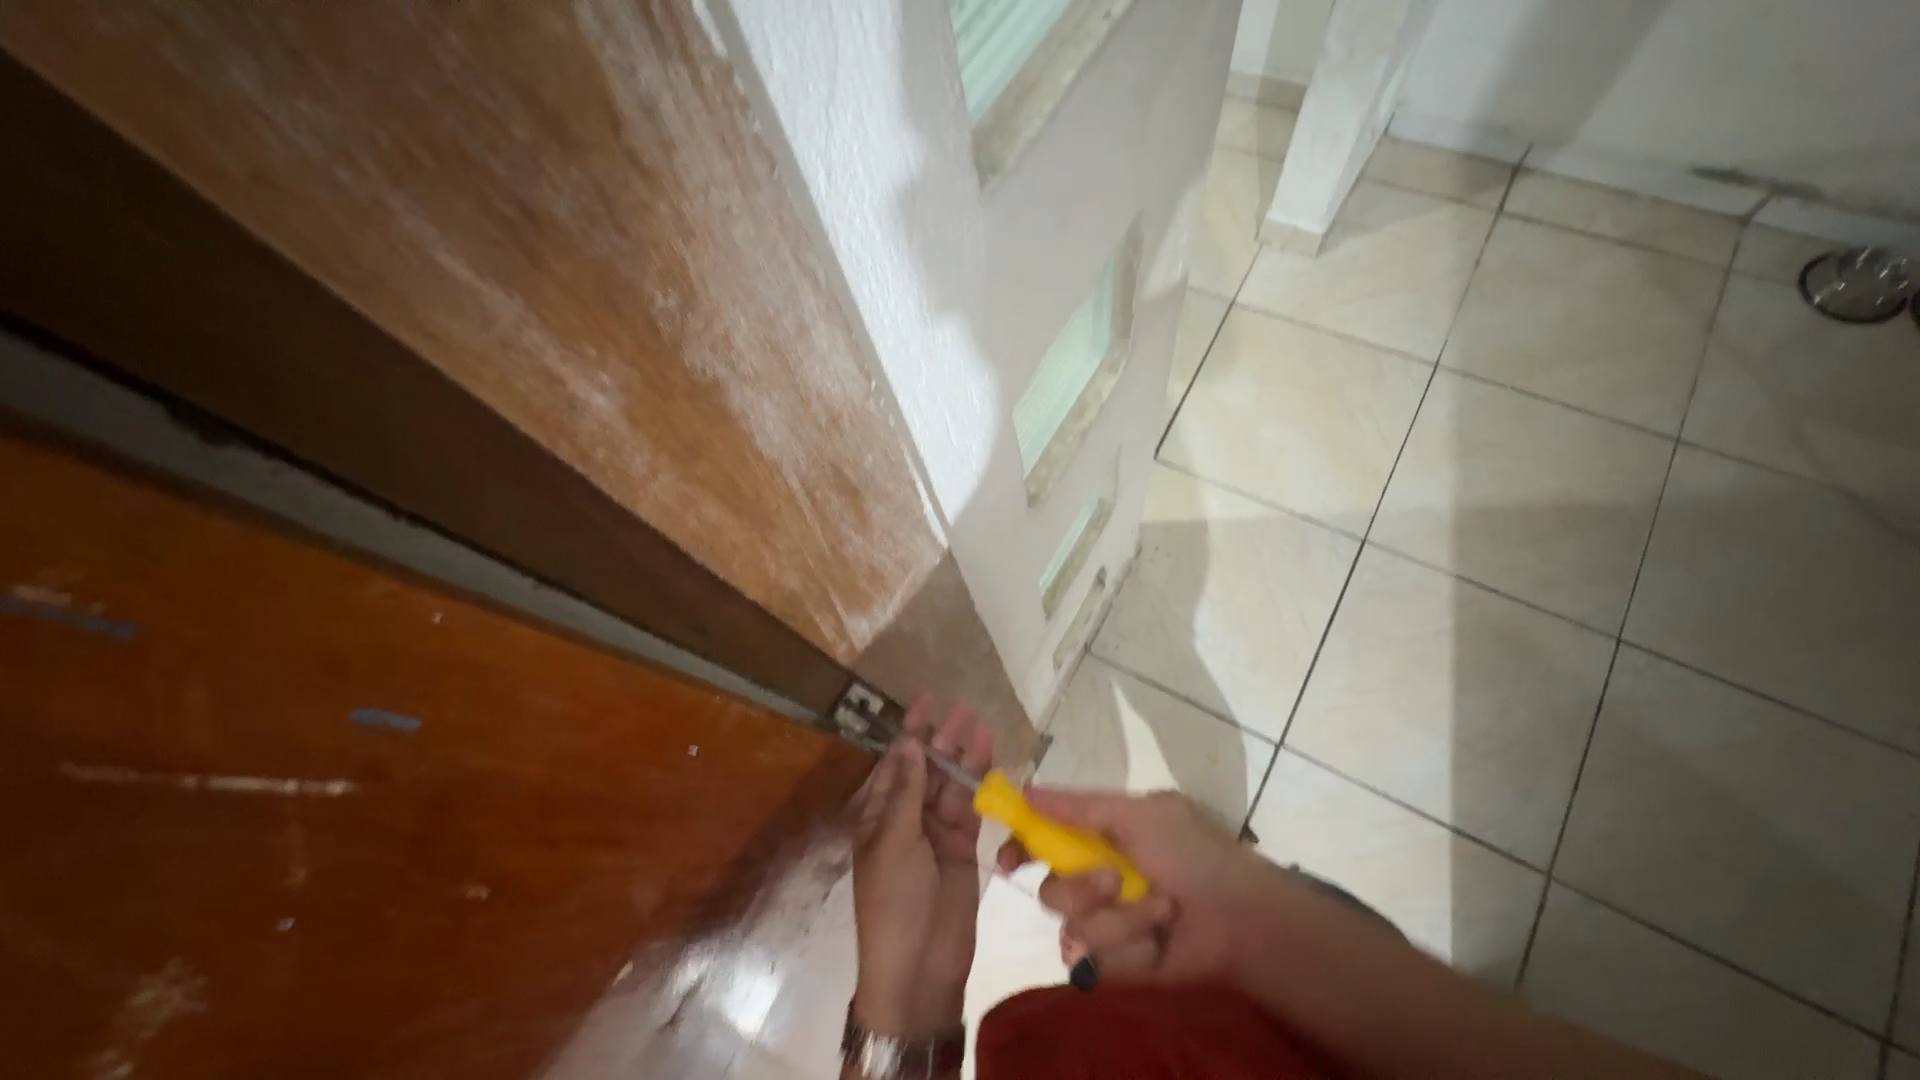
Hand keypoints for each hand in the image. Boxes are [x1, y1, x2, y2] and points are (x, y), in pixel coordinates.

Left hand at [848, 697, 993, 1036]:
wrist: (919, 965)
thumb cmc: (894, 901)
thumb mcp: (894, 842)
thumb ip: (908, 792)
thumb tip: (911, 744)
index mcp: (877, 815)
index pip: (895, 763)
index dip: (910, 731)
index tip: (926, 700)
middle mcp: (905, 819)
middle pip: (927, 770)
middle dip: (943, 738)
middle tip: (962, 707)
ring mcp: (935, 833)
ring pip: (951, 786)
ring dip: (965, 756)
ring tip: (982, 723)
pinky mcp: (962, 848)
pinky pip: (971, 809)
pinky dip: (980, 785)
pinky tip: (991, 760)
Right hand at [997, 789, 1280, 983]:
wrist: (1240, 919)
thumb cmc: (1192, 854)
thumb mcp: (1137, 814)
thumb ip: (1077, 807)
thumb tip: (1024, 789)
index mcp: (1101, 840)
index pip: (1044, 842)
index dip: (1020, 849)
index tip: (1011, 861)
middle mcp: (1098, 883)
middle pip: (1052, 890)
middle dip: (1082, 889)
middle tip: (1115, 882)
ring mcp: (1109, 928)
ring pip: (1074, 930)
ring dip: (1118, 921)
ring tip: (1159, 913)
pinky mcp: (1121, 967)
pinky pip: (1098, 965)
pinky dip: (1130, 952)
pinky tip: (1158, 944)